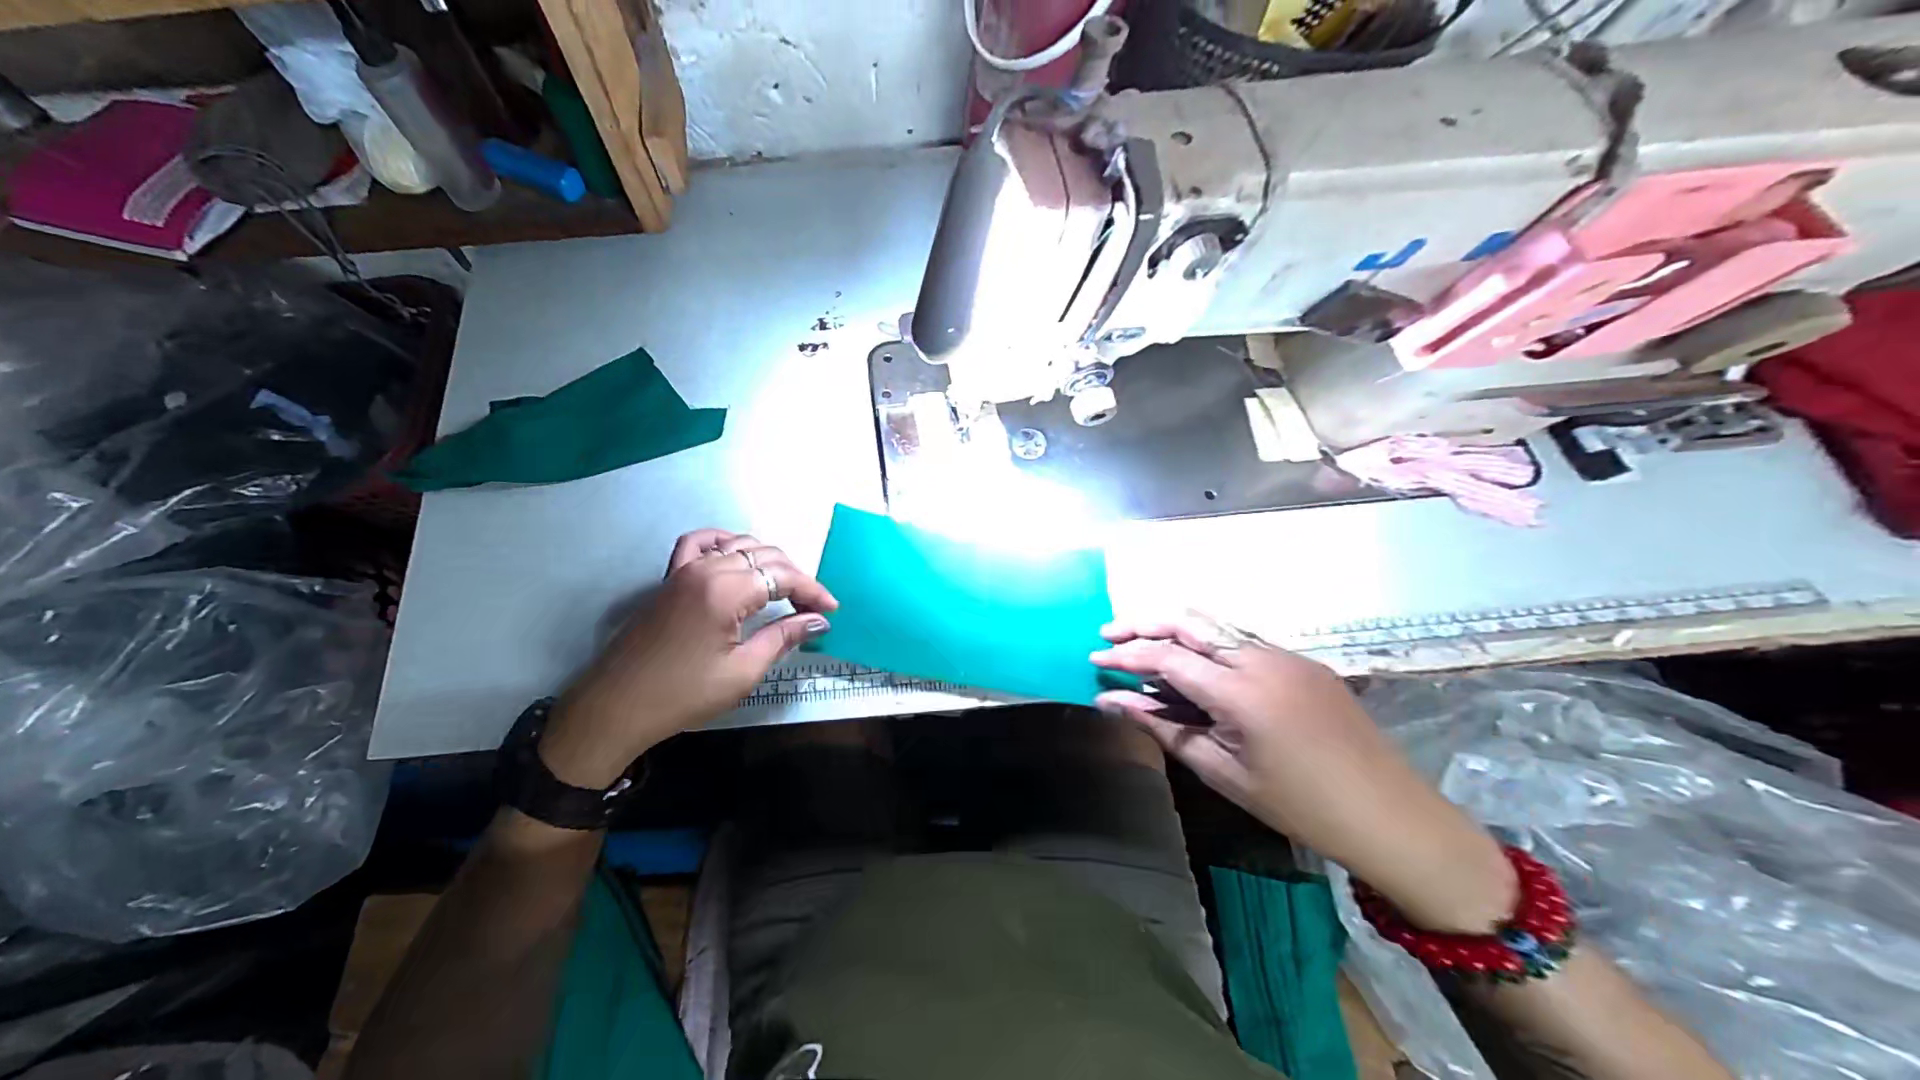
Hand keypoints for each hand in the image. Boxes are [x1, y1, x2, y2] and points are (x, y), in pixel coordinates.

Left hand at [538, 529, 837, 786]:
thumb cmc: (684, 695)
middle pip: (765, 556)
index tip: (831, 611)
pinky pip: (700, 543)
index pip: (782, 577)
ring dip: (767, 562)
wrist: (618, 706)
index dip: (812, 591)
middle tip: (813, 606)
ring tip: (785, 588)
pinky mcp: (670, 578)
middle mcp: (706, 569)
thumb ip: (783, 637)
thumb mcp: (743, 671)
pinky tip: (737, 556)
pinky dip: (724, 543)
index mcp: (725, 591)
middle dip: (795, 577)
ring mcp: (684, 569)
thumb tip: (818, 621)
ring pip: (738, 545)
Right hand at [1091, 618, 1514, 933]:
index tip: (1095, 661)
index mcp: (1239, 691)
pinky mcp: (1304, 662)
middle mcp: (1261, 659)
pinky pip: (1245, 640)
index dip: (1126, 655)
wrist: (1390, 814)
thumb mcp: (1223, 772)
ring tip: (1144, 642)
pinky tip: (1197, 664)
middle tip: (1110, 636)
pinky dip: (1210, 642)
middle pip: (1190, 622)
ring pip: (1219, 624)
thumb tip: (1113, 703)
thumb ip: (1165, 729)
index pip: (1167, 656)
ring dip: (1177, 628)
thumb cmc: (1299, 805)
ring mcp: (1287, 656)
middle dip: (1145, 624)